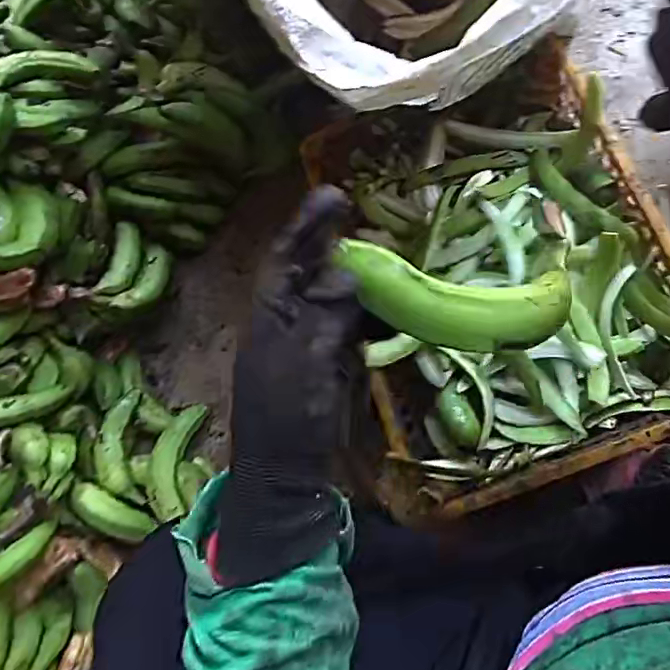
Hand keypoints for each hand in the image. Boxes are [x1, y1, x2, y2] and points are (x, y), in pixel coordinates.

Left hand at [214, 186, 363, 585]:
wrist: (289, 473)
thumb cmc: (287, 418)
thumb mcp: (304, 364)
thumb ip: (325, 316)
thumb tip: (347, 275)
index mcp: (272, 314)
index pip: (288, 258)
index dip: (308, 225)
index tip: (334, 195)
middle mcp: (292, 318)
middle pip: (315, 268)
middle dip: (338, 240)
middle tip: (368, 214)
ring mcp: (316, 338)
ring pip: (339, 292)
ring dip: (364, 273)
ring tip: (391, 253)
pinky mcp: (337, 358)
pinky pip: (357, 322)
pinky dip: (375, 309)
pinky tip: (396, 299)